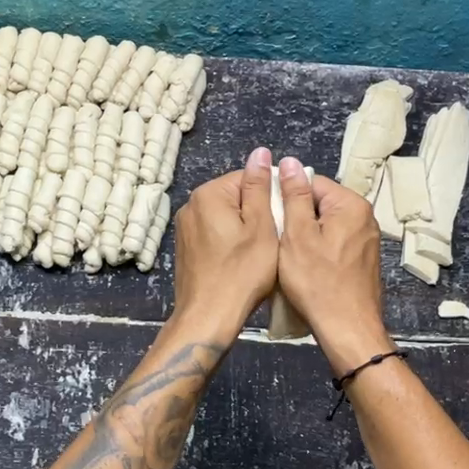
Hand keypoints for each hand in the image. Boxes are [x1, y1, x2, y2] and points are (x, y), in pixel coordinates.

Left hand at [170, 146, 279, 341]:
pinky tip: (240, 262)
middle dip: (257, 213)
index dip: (271, 197)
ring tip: (259, 253)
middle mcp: (191, 205)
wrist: (208, 316)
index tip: (283, 220)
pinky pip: (214, 234)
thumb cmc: (243, 272)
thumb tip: (259, 153)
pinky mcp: (185, 248)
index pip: (247, 178)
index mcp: (209, 194)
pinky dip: (229, 242)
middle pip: (235, 197)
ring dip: (244, 229)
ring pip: (225, 217)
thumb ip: (260, 188)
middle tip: (274, 239)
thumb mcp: (262, 227)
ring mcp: (184, 228)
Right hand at [275, 157, 387, 362]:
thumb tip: (290, 162)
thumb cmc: (317, 282)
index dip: (288, 199)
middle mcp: (365, 216)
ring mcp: (367, 239)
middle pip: (320, 203)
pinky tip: (308, 269)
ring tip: (291, 256)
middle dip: (298, 218)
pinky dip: (319, 250)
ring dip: (306, 236)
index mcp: (351, 204)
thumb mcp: (296, 235)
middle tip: (280, 242)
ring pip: (326, 225)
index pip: (311, 183)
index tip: (273, 220)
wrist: (348, 329)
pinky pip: (335, 242)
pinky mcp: (364, 259)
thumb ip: (294, 197)